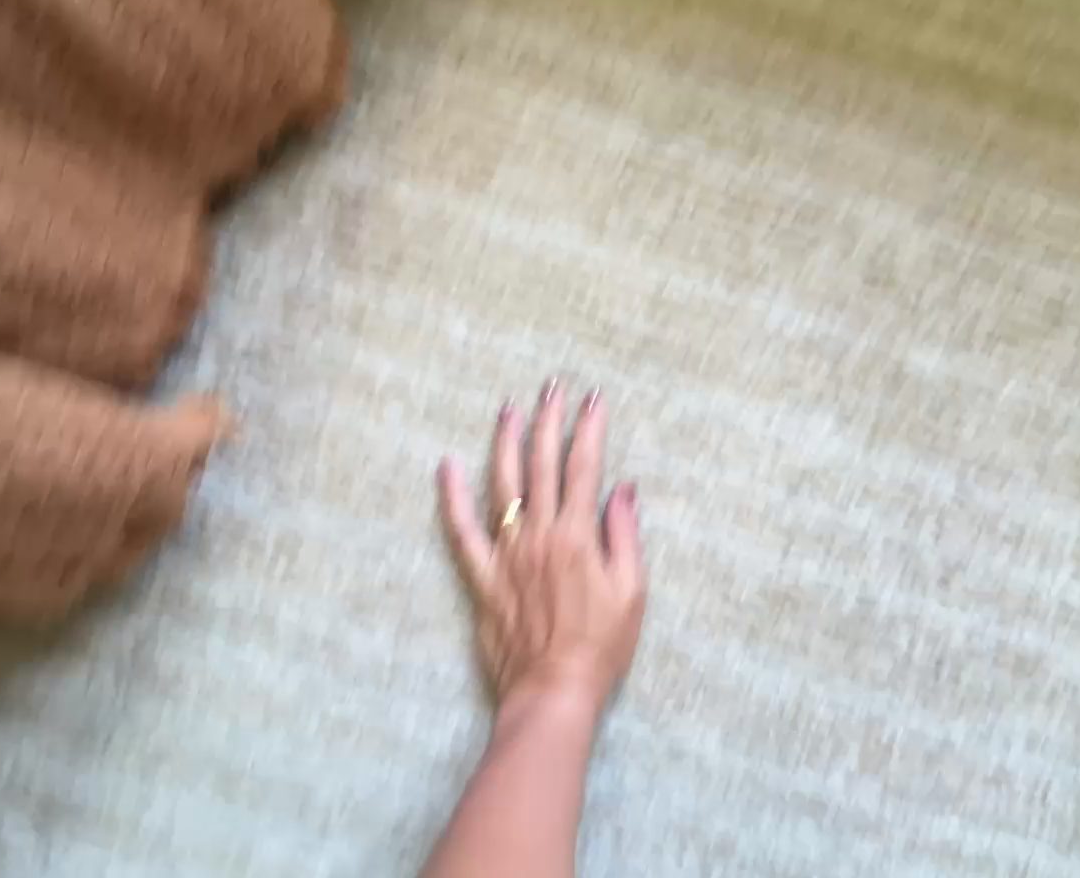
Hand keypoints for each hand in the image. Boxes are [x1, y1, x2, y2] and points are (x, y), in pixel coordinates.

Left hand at [437, 380, 646, 726]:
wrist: (553, 692)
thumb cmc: (601, 644)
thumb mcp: (632, 590)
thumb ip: (625, 534)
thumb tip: (623, 488)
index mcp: (579, 535)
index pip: (585, 466)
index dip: (590, 428)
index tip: (594, 398)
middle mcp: (540, 533)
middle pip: (543, 464)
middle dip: (548, 420)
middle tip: (551, 387)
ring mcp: (507, 552)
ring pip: (504, 485)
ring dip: (506, 442)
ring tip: (509, 408)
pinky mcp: (483, 576)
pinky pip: (461, 531)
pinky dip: (452, 497)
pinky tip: (447, 466)